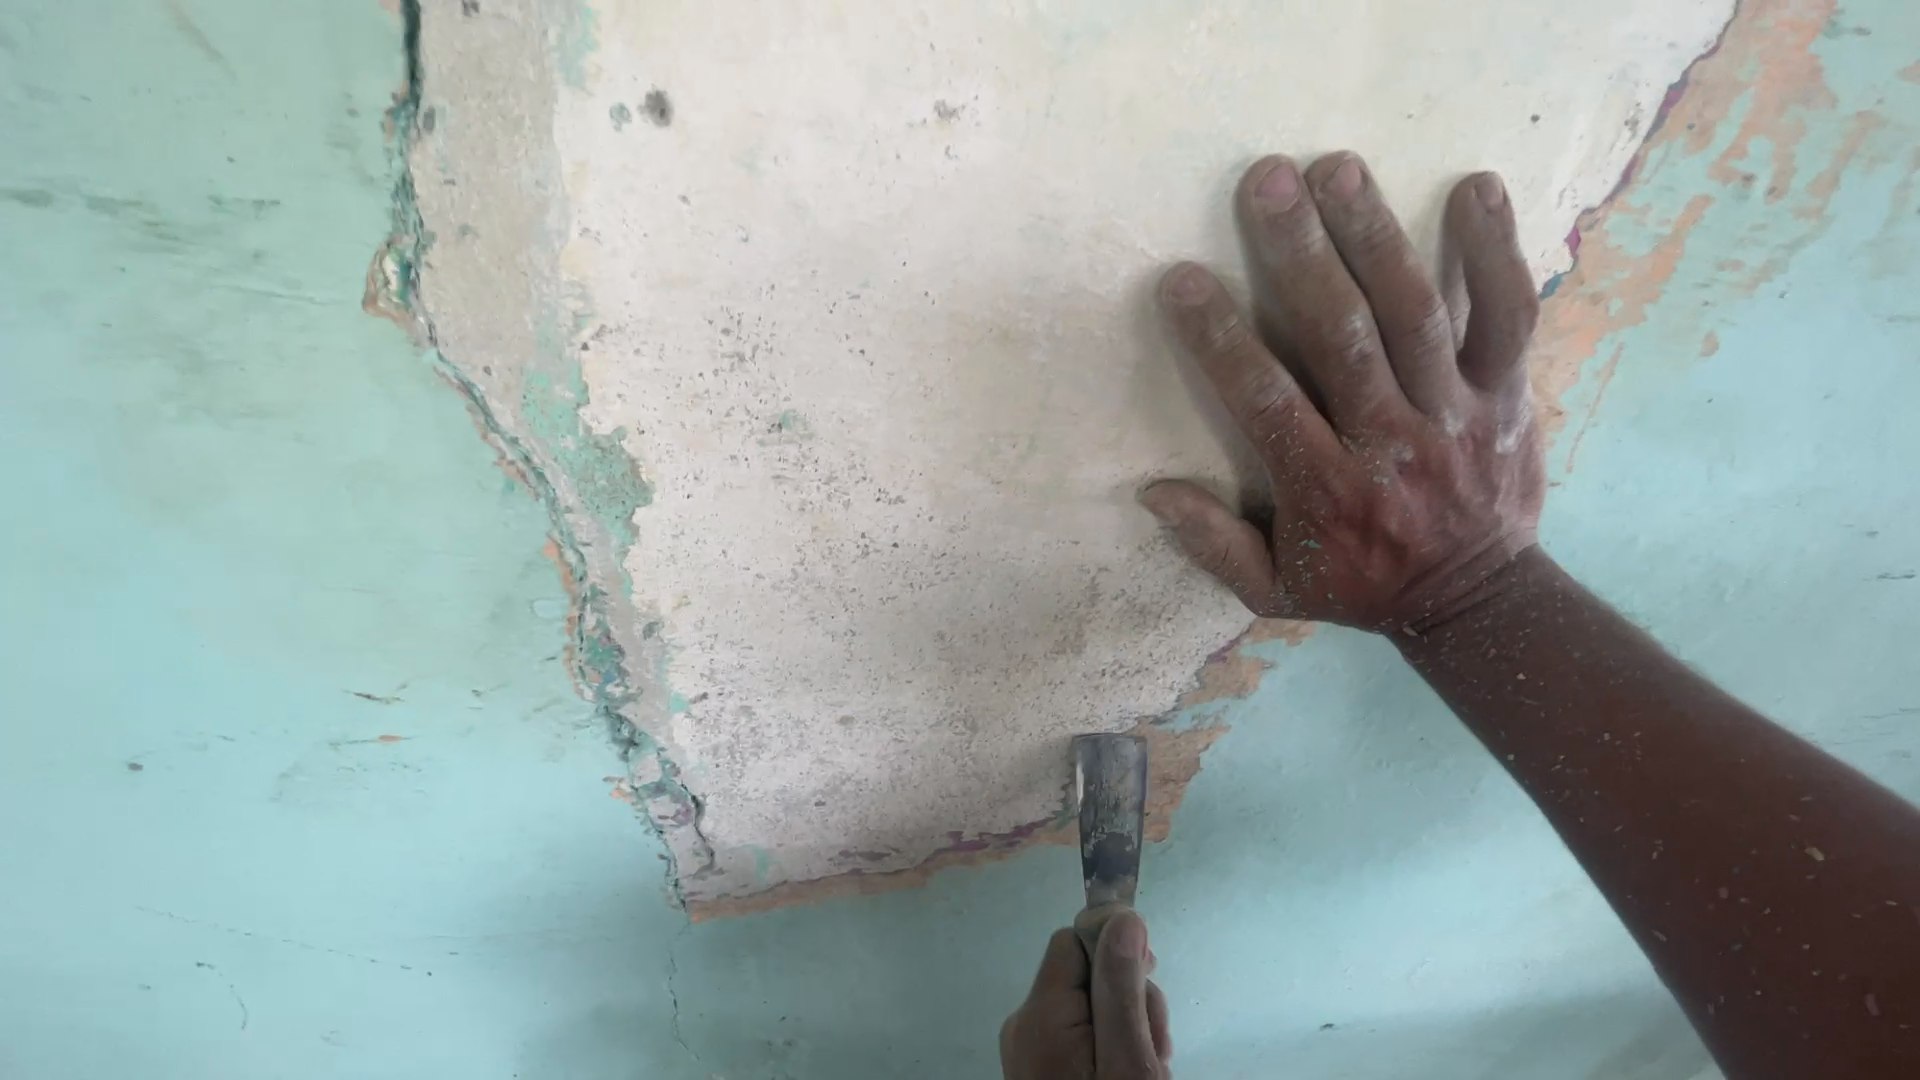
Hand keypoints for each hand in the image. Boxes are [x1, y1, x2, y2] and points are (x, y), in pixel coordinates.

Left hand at [1000, 911, 1172, 1079]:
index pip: (1073, 939)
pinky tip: (1131, 1073)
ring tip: (1152, 1066)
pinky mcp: (1042, 1069)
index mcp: (1039, 1012)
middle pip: (1085, 974)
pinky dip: (1112, 1048)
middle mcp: (1026, 1022)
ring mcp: (1031, 1049)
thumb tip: (1123, 916)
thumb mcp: (1127, 1059)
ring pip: (1089, 1006)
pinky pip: (1081, 1036)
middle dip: (1130, 998)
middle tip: (1158, 1046)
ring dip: (1127, 1027)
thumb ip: (1121, 988)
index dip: (1115, 949)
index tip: (1152, 975)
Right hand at [1142, 153, 1545, 632]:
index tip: (1181, 281)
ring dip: (1374, 234)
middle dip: (1300, 254)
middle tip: (1266, 182)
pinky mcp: (1509, 395)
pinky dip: (1496, 251)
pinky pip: (1509, 316)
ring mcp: (1456, 411)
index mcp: (1324, 487)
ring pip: (1415, 312)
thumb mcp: (1270, 591)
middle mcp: (1390, 440)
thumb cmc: (1359, 588)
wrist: (1477, 604)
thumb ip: (1211, 543)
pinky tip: (1471, 187)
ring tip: (1336, 169)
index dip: (1219, 339)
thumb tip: (1152, 491)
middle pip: (1342, 336)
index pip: (1264, 400)